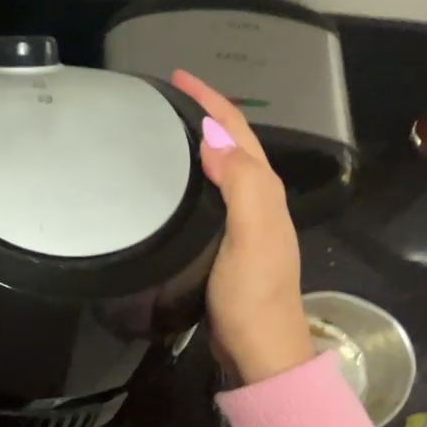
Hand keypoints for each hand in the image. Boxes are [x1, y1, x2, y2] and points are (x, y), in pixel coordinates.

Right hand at [172, 70, 314, 384]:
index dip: (211, 100)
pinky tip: (171, 185)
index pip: (236, 131)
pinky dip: (191, 177)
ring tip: (163, 130)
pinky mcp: (223, 245)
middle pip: (231, 143)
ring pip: (219, 168)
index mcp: (263, 189)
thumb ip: (240, 183)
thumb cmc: (253, 294)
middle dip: (204, 113)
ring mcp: (241, 223)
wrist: (258, 349)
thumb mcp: (252, 233)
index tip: (178, 77)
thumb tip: (212, 138)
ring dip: (198, 142)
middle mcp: (256, 199)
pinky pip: (208, 196)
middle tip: (164, 99)